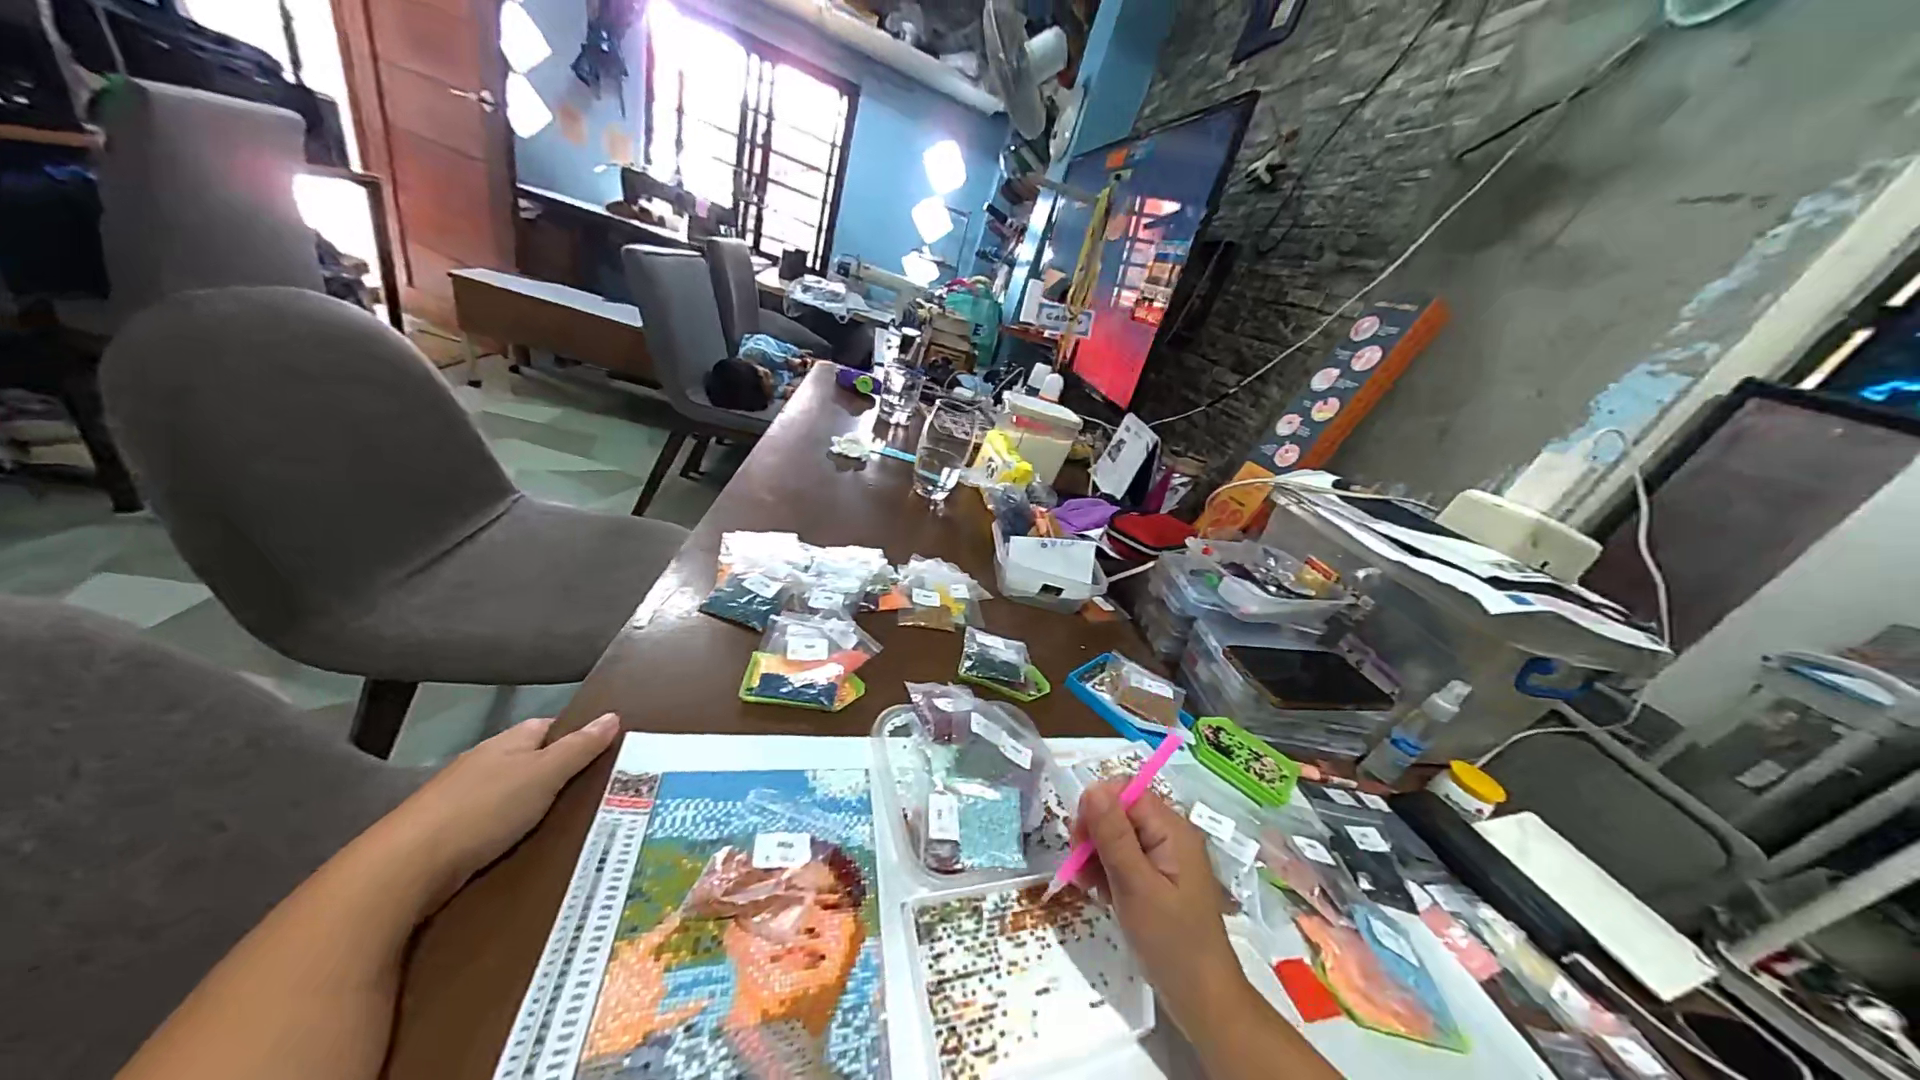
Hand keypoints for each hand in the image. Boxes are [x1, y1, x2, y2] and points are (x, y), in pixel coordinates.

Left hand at [367, 713, 620, 910]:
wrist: (404, 869)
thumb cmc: (483, 809)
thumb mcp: (544, 774)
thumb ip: (579, 748)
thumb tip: (612, 716)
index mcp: (508, 742)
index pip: (551, 727)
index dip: (579, 737)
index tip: (609, 755)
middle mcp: (485, 763)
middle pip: (535, 761)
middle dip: (563, 775)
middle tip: (603, 794)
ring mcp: (463, 799)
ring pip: (515, 795)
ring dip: (539, 807)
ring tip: (576, 824)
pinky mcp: (450, 835)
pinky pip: (497, 825)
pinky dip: (515, 833)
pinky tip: (532, 847)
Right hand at [1072, 780, 1252, 1037]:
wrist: (1203, 999)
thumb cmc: (1171, 941)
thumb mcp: (1136, 885)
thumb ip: (1113, 835)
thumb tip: (1092, 787)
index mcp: (1171, 829)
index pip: (1125, 792)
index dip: (1097, 806)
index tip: (1079, 839)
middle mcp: (1169, 836)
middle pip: (1119, 812)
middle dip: (1093, 833)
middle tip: (1079, 868)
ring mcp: (1163, 858)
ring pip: (1117, 836)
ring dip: (1095, 855)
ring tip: (1088, 886)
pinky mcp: (1156, 879)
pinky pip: (1124, 859)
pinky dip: (1106, 871)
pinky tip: (1098, 893)